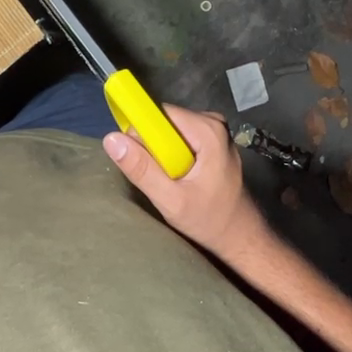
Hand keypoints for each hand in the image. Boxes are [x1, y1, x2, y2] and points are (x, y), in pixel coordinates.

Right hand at [103, 104, 268, 261]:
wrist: (240, 237)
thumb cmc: (209, 220)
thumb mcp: (171, 200)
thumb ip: (142, 169)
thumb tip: (111, 139)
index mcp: (208, 130)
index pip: (160, 115)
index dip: (142, 133)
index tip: (138, 160)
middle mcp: (214, 122)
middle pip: (166, 121)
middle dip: (153, 146)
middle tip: (155, 176)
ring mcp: (215, 130)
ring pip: (171, 130)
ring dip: (162, 152)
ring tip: (168, 180)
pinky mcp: (213, 140)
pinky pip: (180, 137)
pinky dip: (173, 154)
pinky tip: (178, 177)